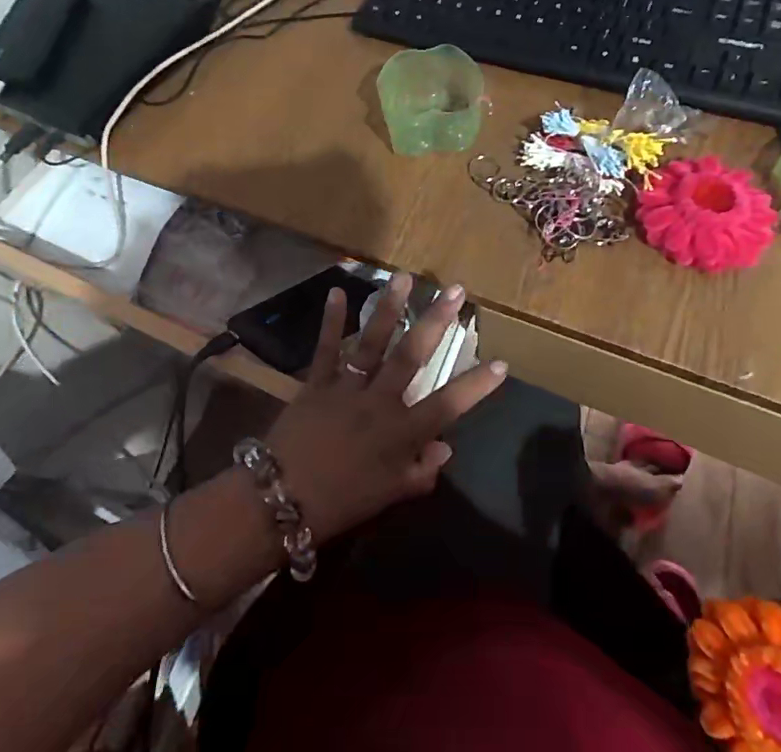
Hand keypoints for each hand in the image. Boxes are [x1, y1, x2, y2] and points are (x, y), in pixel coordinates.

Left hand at [259, 273, 506, 541]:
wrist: (279, 501)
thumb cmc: (341, 503)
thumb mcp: (389, 495)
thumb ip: (421, 471)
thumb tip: (446, 448)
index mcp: (401, 433)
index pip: (449, 405)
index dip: (477, 385)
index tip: (501, 362)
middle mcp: (379, 402)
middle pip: (412, 356)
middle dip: (435, 321)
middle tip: (455, 291)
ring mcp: (346, 388)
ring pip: (373, 342)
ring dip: (389, 307)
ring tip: (403, 277)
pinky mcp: (316, 384)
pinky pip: (326, 349)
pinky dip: (331, 321)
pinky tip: (336, 291)